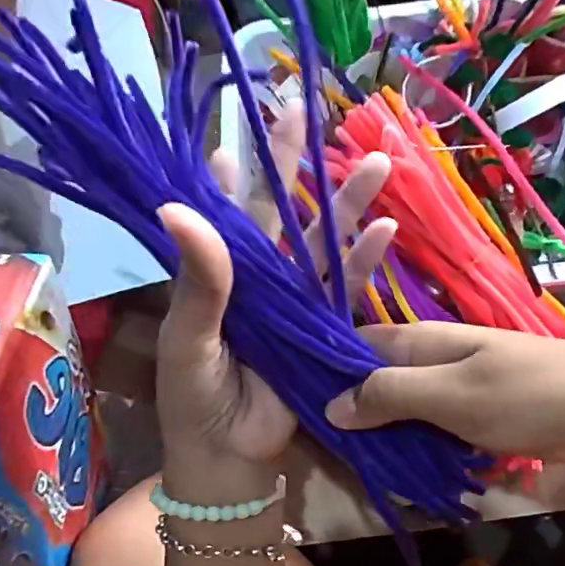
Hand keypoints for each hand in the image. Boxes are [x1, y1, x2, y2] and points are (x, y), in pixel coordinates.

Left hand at [155, 102, 396, 477]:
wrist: (230, 454)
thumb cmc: (195, 398)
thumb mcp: (189, 339)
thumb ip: (198, 280)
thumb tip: (179, 207)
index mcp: (214, 274)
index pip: (222, 211)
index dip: (230, 172)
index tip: (238, 127)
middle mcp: (256, 279)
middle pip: (280, 214)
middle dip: (294, 165)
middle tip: (308, 110)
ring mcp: (294, 302)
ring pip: (322, 244)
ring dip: (347, 205)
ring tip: (377, 162)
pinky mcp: (324, 329)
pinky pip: (347, 290)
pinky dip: (365, 262)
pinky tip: (385, 230)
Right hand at [323, 323, 564, 460]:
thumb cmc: (530, 396)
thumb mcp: (454, 395)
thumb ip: (392, 395)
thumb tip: (331, 403)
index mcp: (421, 341)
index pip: (353, 347)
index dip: (322, 373)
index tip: (295, 411)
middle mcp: (433, 358)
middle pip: (375, 380)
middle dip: (351, 412)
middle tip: (323, 451)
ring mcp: (456, 385)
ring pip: (402, 407)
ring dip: (383, 434)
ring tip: (355, 466)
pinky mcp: (475, 411)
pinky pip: (432, 426)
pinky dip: (416, 445)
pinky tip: (402, 471)